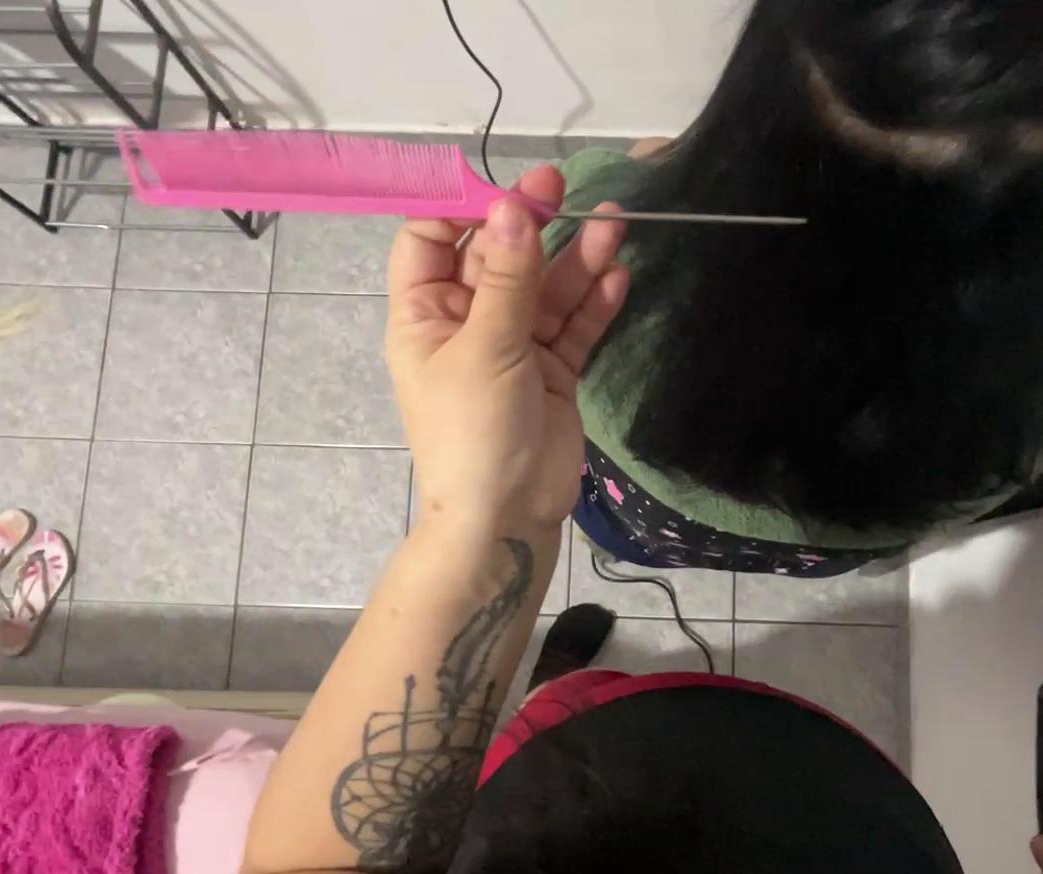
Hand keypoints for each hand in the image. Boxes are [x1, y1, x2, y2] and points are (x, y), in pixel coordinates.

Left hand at [385, 166, 629, 538]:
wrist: (507, 515)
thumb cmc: (475, 432)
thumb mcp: (485, 350)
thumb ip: (506, 279)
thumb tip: (514, 208)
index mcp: (425, 316)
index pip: (432, 242)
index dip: (463, 213)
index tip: (504, 193)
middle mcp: (468, 325)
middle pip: (499, 260)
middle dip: (532, 228)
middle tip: (566, 189)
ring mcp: (514, 348)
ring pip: (545, 292)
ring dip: (576, 261)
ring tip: (613, 226)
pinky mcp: (553, 372)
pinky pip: (573, 329)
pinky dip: (593, 305)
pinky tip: (616, 277)